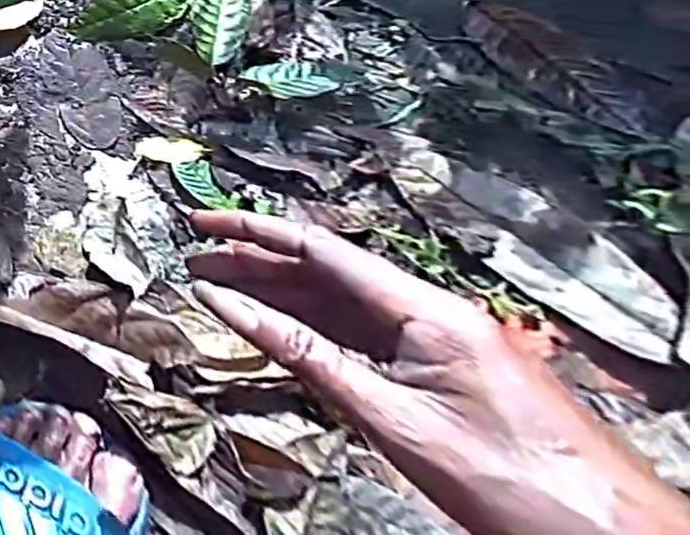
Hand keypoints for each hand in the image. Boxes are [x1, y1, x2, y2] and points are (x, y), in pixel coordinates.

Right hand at [187, 211, 689, 534]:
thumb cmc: (520, 490)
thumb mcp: (391, 417)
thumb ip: (300, 352)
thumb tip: (221, 302)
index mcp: (426, 311)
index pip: (317, 247)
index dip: (249, 229)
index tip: (199, 223)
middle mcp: (431, 312)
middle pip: (322, 270)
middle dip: (253, 262)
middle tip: (195, 262)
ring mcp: (438, 339)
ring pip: (336, 300)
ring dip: (275, 292)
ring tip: (219, 288)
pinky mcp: (440, 367)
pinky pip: (358, 332)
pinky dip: (307, 325)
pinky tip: (272, 323)